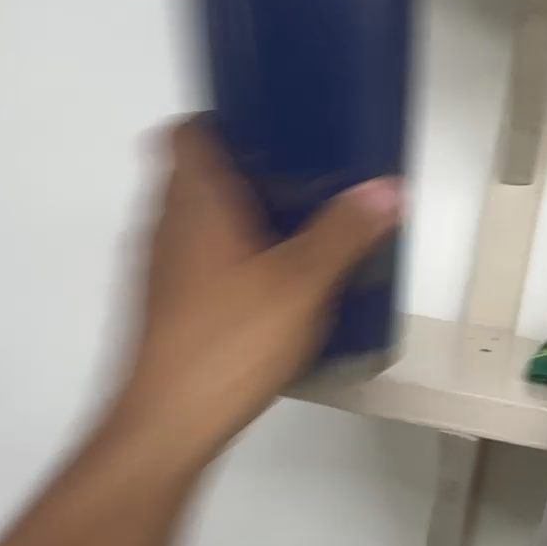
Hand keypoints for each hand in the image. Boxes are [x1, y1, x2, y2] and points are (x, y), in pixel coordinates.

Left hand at [113, 116, 401, 458]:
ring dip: (240, 228)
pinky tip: (270, 300)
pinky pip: (199, 268)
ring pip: (198, 227)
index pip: (190, 131)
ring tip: (296, 246)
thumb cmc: (231, 341)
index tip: (277, 140)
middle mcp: (164, 226)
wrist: (169, 422)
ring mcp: (158, 272)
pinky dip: (231, 268)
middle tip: (304, 196)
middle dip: (247, 180)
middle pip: (196, 178)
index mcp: (192, 201)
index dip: (227, 124)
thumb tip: (388, 189)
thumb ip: (345, 234)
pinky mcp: (163, 311)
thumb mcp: (303, 285)